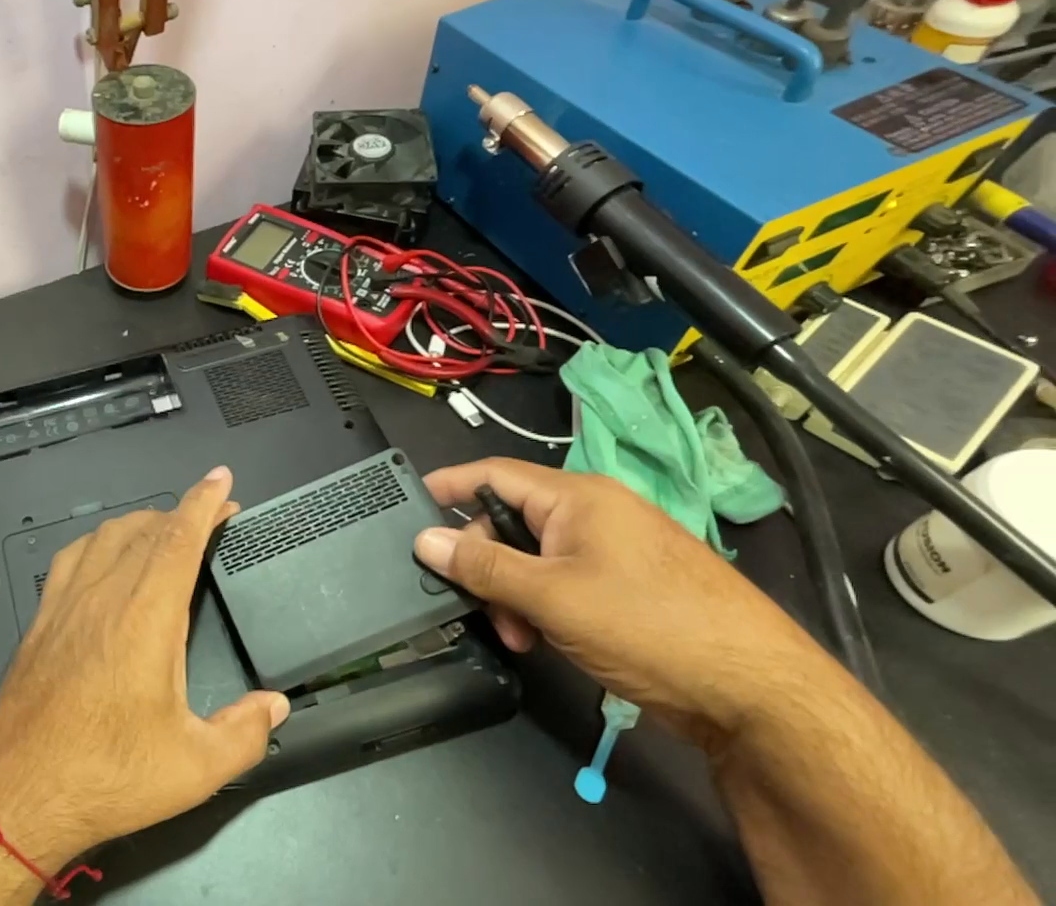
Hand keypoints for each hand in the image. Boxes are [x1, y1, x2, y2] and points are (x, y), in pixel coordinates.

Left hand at [0, 467, 288, 868]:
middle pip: (146, 529)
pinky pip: (71, 558)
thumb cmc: (105, 775)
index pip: (179, 537)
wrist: (19, 794)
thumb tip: (274, 706)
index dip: (204, 502)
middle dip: (183, 513)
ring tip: (165, 531)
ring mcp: (65, 603)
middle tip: (210, 516)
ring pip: (106, 536)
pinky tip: (103, 556)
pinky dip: (98, 542)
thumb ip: (246, 733)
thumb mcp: (194, 767)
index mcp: (145, 616)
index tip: (220, 480)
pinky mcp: (41, 620)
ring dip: (142, 523)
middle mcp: (103, 595)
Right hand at [416, 458, 831, 750]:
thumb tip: (425, 540)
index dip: (448, 485)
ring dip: (513, 592)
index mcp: (578, 496)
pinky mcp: (630, 585)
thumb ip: (482, 566)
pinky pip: (565, 580)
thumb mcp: (550, 596)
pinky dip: (543, 604)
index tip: (408, 505)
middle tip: (480, 608)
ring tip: (520, 636)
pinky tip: (546, 639)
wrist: (760, 694)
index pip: (494, 473)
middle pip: (511, 521)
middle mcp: (597, 512)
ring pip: (536, 556)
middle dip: (485, 563)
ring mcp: (617, 549)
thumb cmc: (649, 627)